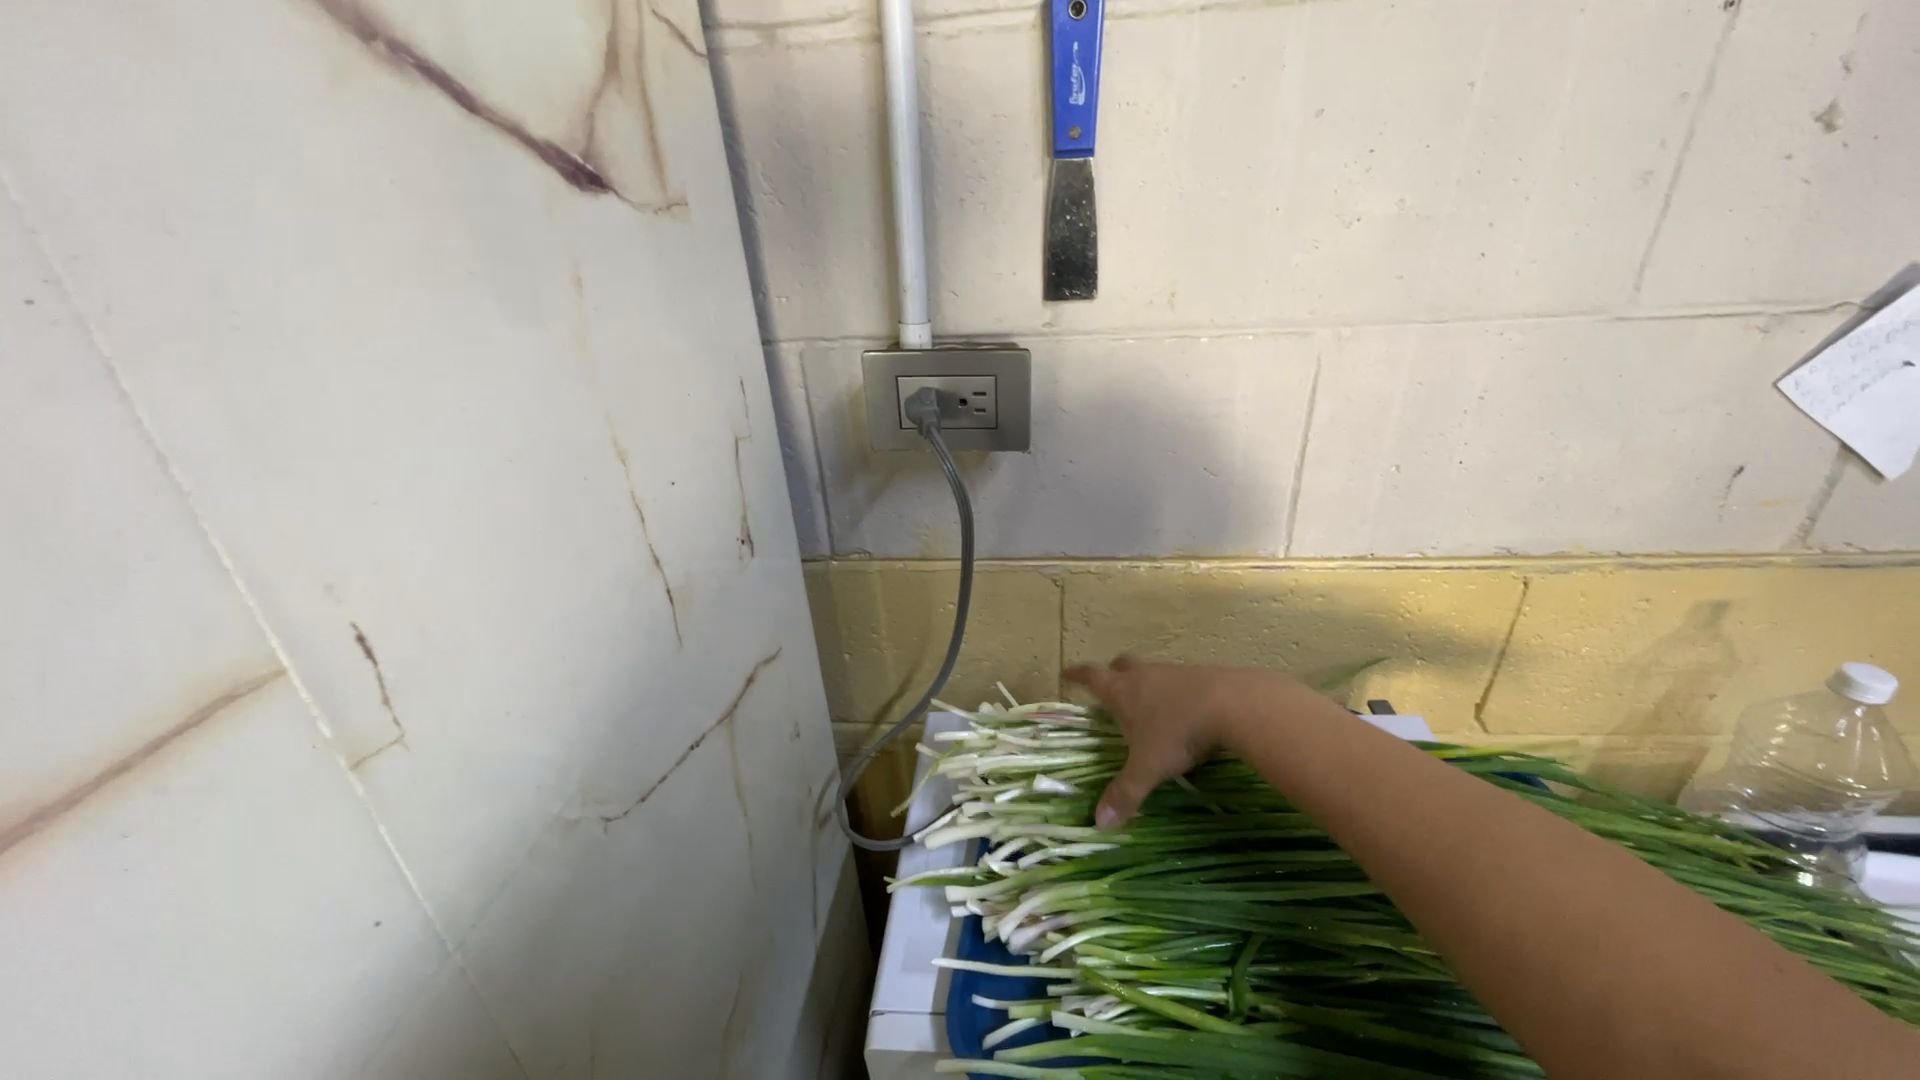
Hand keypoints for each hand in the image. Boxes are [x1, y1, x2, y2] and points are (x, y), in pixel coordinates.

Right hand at [1063, 658, 1310, 829]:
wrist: (1234, 705)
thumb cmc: (1179, 732)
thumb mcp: (1148, 767)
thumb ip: (1125, 793)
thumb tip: (1099, 822)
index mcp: (1123, 692)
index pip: (1091, 676)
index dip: (1077, 675)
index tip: (1067, 674)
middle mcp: (1146, 676)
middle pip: (1122, 665)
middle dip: (1113, 673)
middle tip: (1111, 686)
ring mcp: (1176, 672)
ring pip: (1154, 672)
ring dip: (1148, 684)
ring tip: (1152, 706)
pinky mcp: (1205, 675)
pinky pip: (1183, 681)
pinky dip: (1178, 693)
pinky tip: (1188, 711)